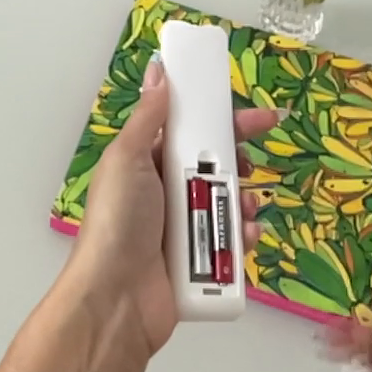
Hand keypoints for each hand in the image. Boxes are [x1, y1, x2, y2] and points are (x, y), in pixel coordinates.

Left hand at [67, 58, 278, 354]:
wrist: (116, 299)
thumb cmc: (118, 221)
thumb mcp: (127, 158)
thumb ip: (148, 116)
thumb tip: (159, 72)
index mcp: (149, 161)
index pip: (192, 130)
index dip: (222, 119)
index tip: (256, 116)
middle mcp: (168, 189)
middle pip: (216, 164)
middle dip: (240, 161)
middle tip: (254, 163)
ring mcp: (185, 226)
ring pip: (229, 201)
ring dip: (244, 200)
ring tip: (246, 207)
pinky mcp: (200, 259)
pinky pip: (232, 240)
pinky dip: (244, 236)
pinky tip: (246, 236)